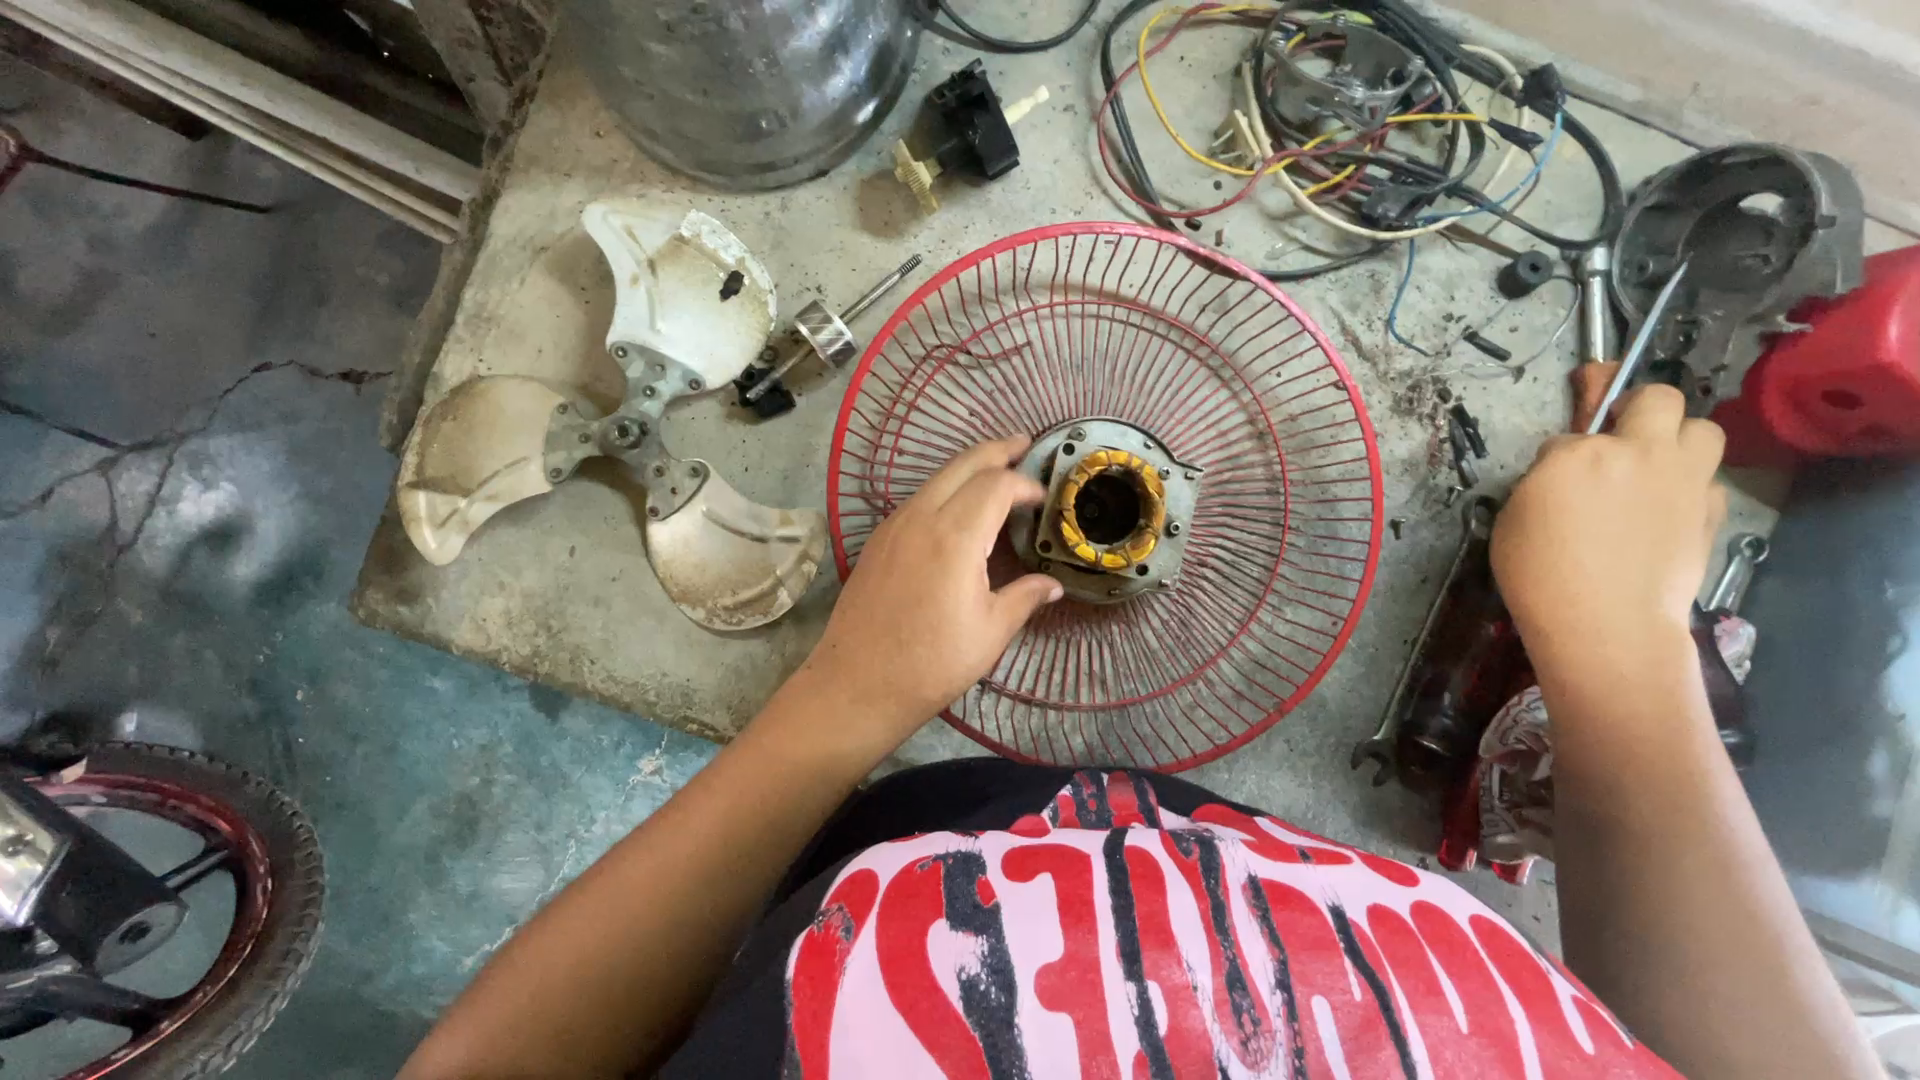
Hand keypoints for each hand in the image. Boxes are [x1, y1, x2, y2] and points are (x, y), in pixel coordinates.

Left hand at [792, 436, 1062, 752]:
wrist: (857, 683)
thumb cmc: (931, 662)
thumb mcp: (990, 631)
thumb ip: (1024, 597)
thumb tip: (1052, 585)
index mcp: (955, 536)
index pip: (997, 485)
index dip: (1025, 483)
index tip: (1045, 497)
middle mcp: (920, 517)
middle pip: (963, 464)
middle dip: (997, 450)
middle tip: (1025, 444)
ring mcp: (893, 526)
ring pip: (936, 478)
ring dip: (969, 468)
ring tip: (997, 470)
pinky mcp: (878, 541)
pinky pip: (917, 499)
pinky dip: (945, 489)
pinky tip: (957, 508)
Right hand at [1491, 385, 1726, 667]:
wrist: (1605, 623)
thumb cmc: (1540, 574)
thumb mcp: (1515, 519)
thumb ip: (1544, 482)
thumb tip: (1563, 472)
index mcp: (1579, 453)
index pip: (1569, 433)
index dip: (1560, 449)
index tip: (1556, 463)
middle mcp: (1640, 453)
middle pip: (1657, 399)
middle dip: (1635, 408)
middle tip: (1616, 434)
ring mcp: (1685, 480)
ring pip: (1702, 429)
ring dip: (1677, 439)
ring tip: (1653, 466)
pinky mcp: (1713, 511)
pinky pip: (1709, 480)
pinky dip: (1690, 487)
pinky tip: (1667, 511)